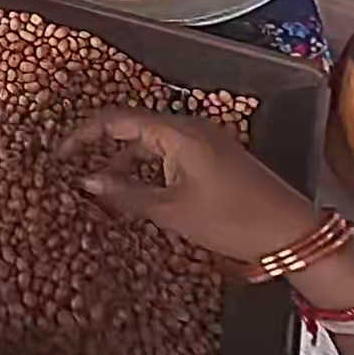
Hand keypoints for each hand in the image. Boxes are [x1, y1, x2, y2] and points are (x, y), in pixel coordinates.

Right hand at [54, 108, 319, 261]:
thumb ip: (125, 192)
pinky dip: (144, 169)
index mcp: (176, 133)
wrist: (293, 234)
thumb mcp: (170, 210)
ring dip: (122, 163)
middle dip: (99, 149)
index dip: (82, 135)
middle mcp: (187, 127)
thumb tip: (85, 181)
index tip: (60, 155)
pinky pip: (165, 153)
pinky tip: (134, 193)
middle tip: (75, 173)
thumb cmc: (231, 220)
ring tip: (102, 191)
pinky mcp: (210, 155)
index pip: (115, 120)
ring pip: (147, 143)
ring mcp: (201, 140)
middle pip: (129, 128)